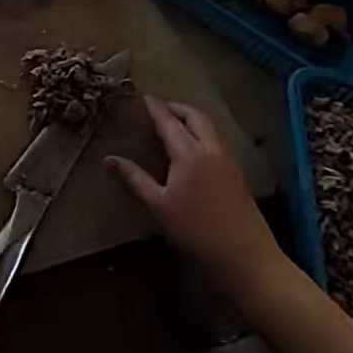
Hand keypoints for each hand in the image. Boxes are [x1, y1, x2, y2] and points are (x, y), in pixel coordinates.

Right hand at [106, 97, 284, 287]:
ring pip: (209, 126)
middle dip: (177, 107)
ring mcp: (227, 159)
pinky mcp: (237, 171)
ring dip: (192, 117)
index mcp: (188, 152)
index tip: (144, 98)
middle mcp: (209, 148)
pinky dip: (204, 130)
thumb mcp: (159, 206)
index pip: (168, 121)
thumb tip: (108, 159)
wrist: (244, 255)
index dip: (155, 108)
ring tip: (178, 121)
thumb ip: (134, 179)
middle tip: (162, 108)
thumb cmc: (196, 230)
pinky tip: (197, 145)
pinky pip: (218, 138)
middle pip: (194, 116)